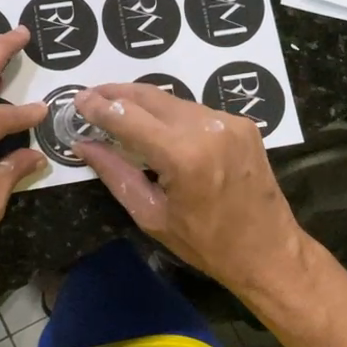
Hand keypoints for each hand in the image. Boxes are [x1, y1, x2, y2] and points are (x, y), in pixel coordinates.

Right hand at [73, 83, 308, 302]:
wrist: (268, 251)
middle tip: (91, 97)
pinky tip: (157, 125)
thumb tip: (83, 145)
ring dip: (143, 102)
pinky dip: (170, 113)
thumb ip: (115, 173)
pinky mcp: (242, 124)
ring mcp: (229, 123)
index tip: (77, 100)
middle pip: (150, 97)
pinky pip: (195, 110)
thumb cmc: (205, 243)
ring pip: (173, 100)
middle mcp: (208, 128)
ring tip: (118, 109)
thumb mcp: (151, 215)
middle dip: (117, 94)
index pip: (128, 117)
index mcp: (183, 156)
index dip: (99, 107)